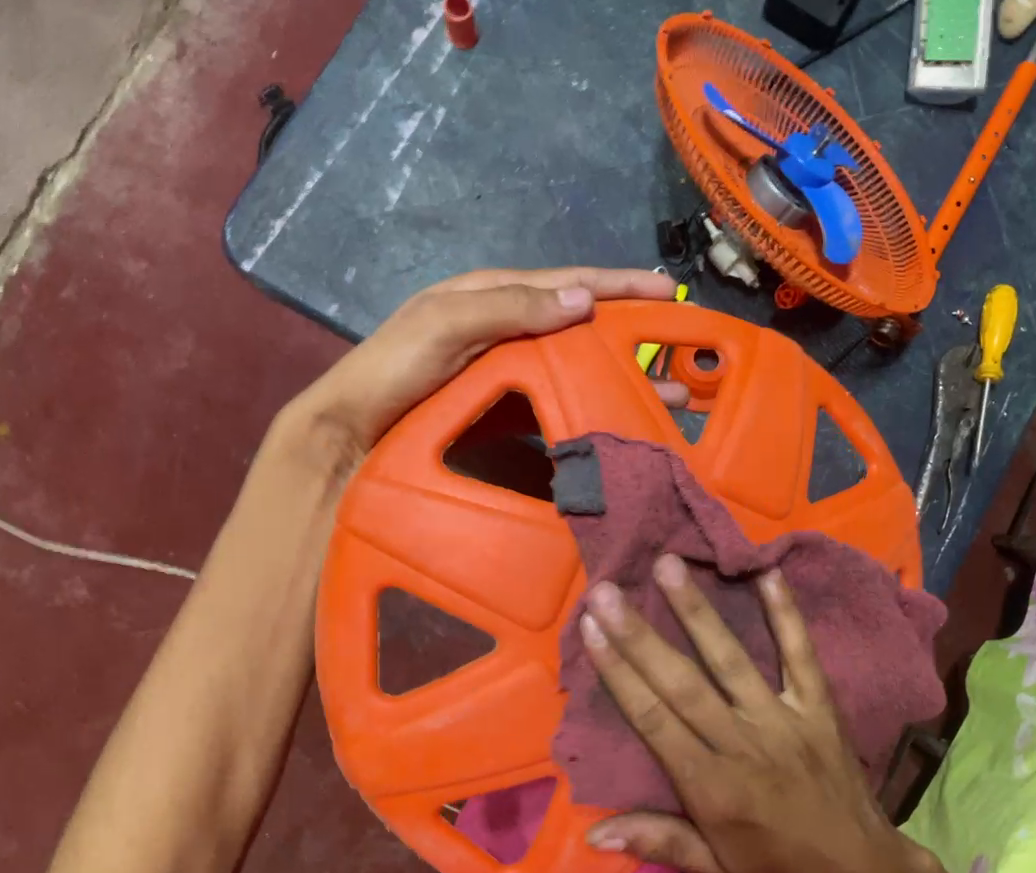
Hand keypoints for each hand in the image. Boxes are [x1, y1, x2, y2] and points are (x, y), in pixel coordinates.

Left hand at [273, 267, 688, 474]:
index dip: (618, 284)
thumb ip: (510, 308)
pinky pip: (560, 394)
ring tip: (668, 394)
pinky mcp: (506, 404)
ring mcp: (509, 366)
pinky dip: (593, 401)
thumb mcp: (448, 324)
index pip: (568, 282)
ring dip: (622, 375)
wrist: (354, 427)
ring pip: (578, 361)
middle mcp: (509, 325)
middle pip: (583, 323)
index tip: (666, 289)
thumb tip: (583, 300)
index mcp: (496, 294)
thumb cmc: (395, 366)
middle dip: (633, 333)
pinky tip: (616, 416)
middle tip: (681, 349)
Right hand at [578, 554, 951, 872]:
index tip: (590, 629)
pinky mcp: (820, 709)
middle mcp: (744, 744)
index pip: (654, 719)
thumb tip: (595, 832)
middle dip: (639, 634)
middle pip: (681, 682)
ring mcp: (785, 721)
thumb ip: (660, 842)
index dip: (619, 672)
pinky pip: (802, 656)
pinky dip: (787, 615)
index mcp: (712, 787)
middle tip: (606, 590)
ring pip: (732, 659)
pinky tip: (768, 574)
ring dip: (697, 611)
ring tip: (669, 566)